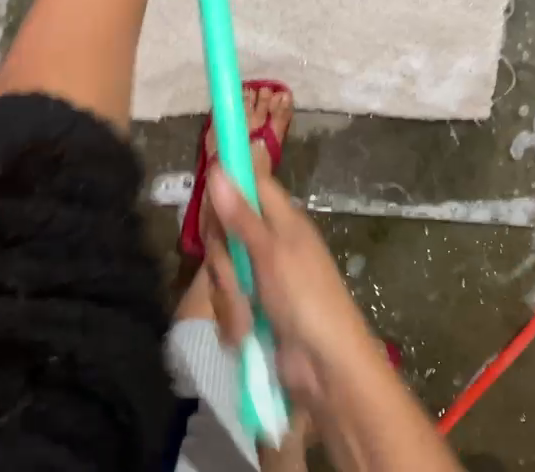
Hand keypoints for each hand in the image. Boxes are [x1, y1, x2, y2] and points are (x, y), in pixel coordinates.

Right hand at [205, 173, 381, 410]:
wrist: (326, 368)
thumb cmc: (306, 299)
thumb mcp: (271, 253)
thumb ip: (241, 214)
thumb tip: (218, 167)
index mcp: (283, 219)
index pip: (248, 184)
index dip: (226, 188)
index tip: (209, 206)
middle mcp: (269, 241)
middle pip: (225, 229)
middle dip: (223, 257)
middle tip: (236, 274)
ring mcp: (260, 276)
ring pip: (222, 268)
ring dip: (229, 295)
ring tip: (246, 315)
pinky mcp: (252, 306)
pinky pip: (227, 298)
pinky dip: (233, 316)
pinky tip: (244, 332)